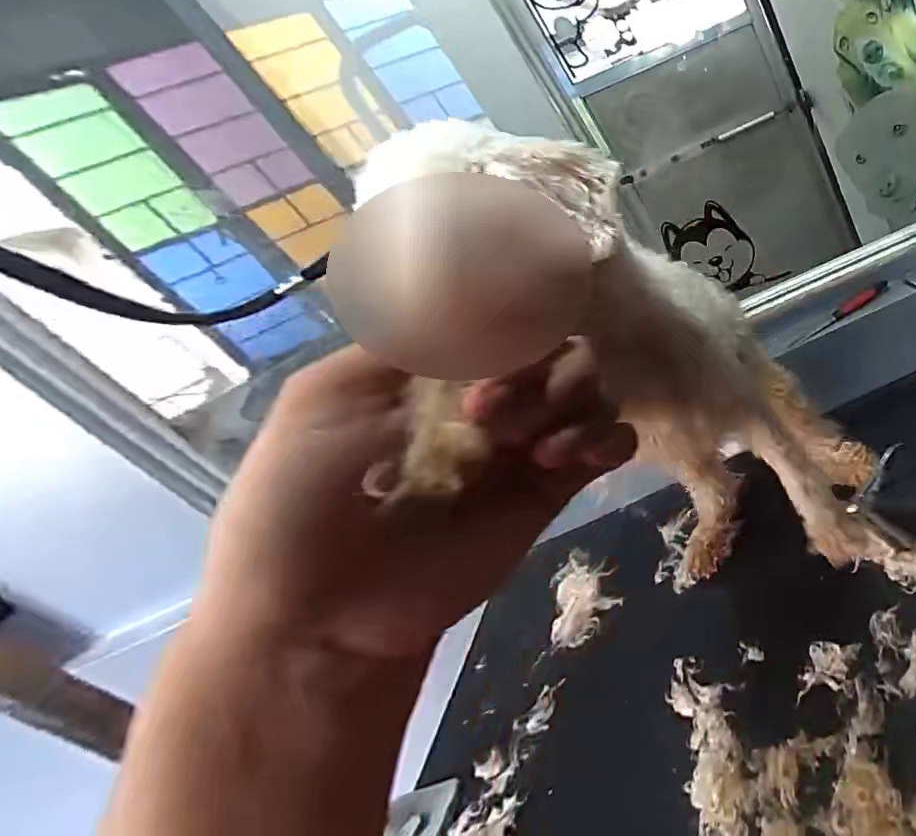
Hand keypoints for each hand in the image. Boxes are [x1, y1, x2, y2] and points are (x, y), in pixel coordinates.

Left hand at [191, 341, 637, 662]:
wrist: (323, 615)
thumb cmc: (301, 503)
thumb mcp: (330, 399)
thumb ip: (410, 341)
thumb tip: (494, 301)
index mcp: (444, 367)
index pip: (510, 316)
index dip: (517, 318)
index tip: (498, 344)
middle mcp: (496, 394)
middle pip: (561, 347)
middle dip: (537, 372)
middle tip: (485, 414)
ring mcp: (529, 440)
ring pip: (594, 388)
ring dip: (573, 404)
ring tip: (530, 450)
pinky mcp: (557, 484)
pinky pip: (615, 441)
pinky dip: (608, 439)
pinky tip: (566, 461)